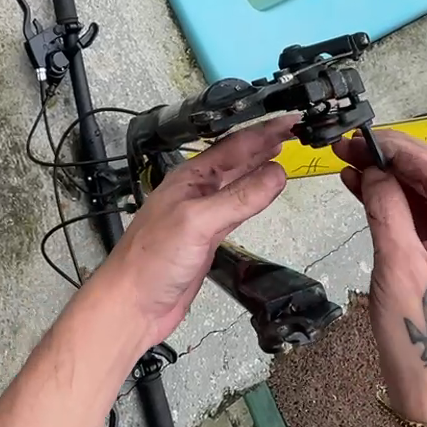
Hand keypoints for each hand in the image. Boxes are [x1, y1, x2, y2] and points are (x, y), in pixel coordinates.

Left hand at [85, 116, 295, 348]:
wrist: (134, 304)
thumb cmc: (150, 260)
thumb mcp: (198, 221)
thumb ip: (238, 198)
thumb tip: (274, 173)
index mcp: (190, 176)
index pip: (234, 146)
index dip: (263, 132)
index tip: (289, 122)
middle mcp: (195, 190)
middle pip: (236, 159)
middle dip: (264, 143)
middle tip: (293, 131)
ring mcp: (201, 213)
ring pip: (237, 182)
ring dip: (260, 166)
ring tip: (281, 152)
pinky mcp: (207, 237)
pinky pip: (236, 208)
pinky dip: (253, 197)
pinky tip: (262, 192)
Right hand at [336, 131, 426, 422]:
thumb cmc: (420, 339)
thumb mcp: (397, 267)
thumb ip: (386, 209)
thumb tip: (373, 166)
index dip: (401, 148)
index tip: (363, 136)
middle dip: (392, 158)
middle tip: (349, 146)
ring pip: (426, 198)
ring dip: (389, 178)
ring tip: (347, 162)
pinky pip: (422, 220)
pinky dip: (393, 203)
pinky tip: (362, 188)